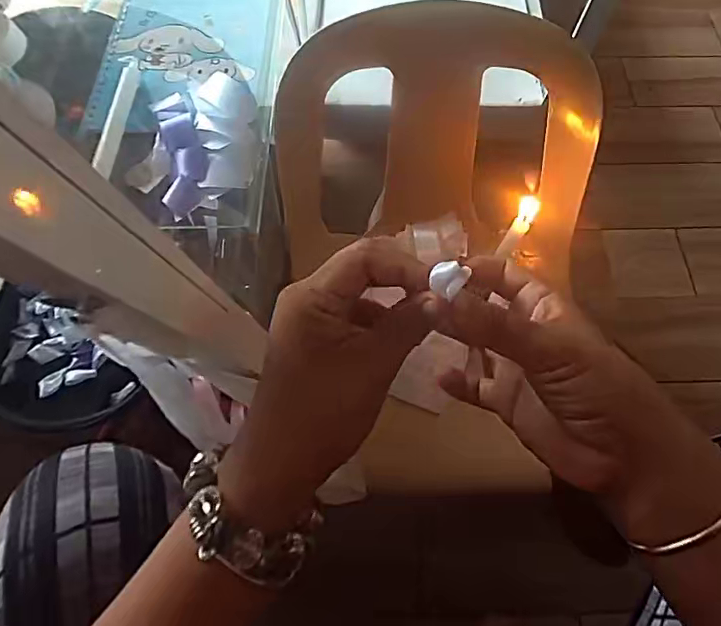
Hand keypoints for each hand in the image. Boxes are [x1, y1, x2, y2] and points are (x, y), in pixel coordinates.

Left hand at [218, 239, 435, 529]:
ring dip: (393, 295)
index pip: (365, 256)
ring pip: (357, 288)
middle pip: (360, 266)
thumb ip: (408, 324)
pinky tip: (404, 331)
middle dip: (401, 274)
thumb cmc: (324, 413)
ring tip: (430, 308)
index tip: (442, 284)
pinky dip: (379, 316)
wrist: (279, 464)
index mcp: (312, 294)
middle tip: (440, 289)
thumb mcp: (373, 366)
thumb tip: (442, 296)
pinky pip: (351, 311)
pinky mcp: (313, 334)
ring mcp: (307, 314)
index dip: (407, 264)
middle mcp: (306, 294)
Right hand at [431, 256, 720, 544]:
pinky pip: (475, 385)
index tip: (433, 269)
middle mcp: (523, 330)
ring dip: (450, 334)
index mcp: (540, 306)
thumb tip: (442, 297)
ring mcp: (514, 366)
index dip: (471, 268)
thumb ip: (494, 325)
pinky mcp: (507, 402)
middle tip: (414, 296)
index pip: (501, 274)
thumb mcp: (548, 348)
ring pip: (473, 342)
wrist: (626, 458)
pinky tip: (437, 376)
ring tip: (416, 326)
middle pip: (481, 304)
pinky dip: (457, 381)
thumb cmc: (596, 386)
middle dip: (452, 299)